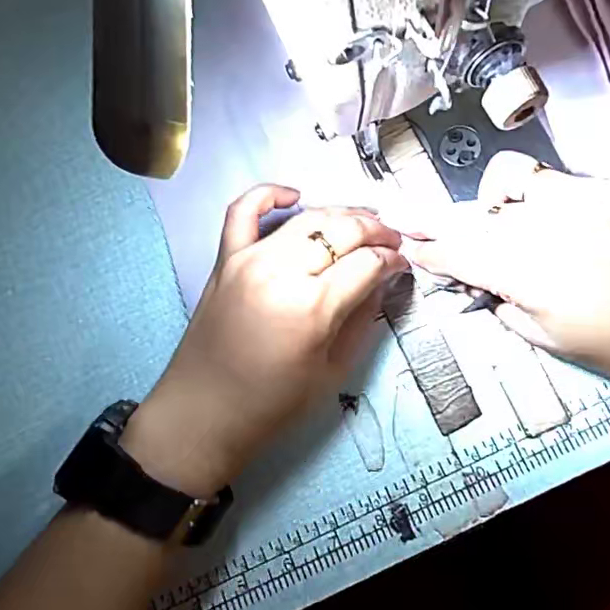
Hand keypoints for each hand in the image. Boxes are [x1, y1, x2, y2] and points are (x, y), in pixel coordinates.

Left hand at [122, 185, 407, 495]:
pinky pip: (244, 210)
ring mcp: (249, 260)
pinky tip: (295, 195)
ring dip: (342, 214)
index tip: (404, 264)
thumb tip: (384, 278)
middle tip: (393, 241)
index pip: (368, 262)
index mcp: (312, 308)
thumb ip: (363, 316)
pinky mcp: (225, 258)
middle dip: (377, 230)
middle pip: (342, 229)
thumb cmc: (275, 403)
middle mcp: (281, 273)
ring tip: (363, 224)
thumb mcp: (335, 369)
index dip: (394, 259)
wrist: (204, 414)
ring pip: (307, 217)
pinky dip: (270, 194)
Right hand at [397, 153, 609, 404]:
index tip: (410, 240)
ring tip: (525, 227)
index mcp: (532, 274)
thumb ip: (511, 306)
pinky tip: (583, 231)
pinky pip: (568, 185)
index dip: (432, 246)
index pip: (463, 251)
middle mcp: (550, 226)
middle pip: (483, 212)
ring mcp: (586, 196)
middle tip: (454, 230)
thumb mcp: (555, 341)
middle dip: (460, 221)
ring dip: (509, 203)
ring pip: (521, 182)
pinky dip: (560, 207)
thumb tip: (490, 283)